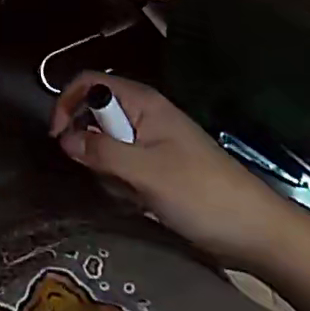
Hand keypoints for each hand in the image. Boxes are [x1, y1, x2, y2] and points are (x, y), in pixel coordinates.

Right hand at [51, 72, 288, 267]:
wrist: (252, 228)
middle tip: (107, 176)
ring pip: (109, 145)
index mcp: (143, 101)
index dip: (68, 102)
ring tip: (132, 194)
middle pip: (97, 115)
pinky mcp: (159, 165)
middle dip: (92, 147)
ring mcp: (153, 139)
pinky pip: (125, 166)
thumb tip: (64, 138)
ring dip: (110, 171)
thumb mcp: (145, 172)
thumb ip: (102, 151)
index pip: (91, 82)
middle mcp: (145, 113)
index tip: (57, 137)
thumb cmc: (199, 192)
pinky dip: (124, 183)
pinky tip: (141, 203)